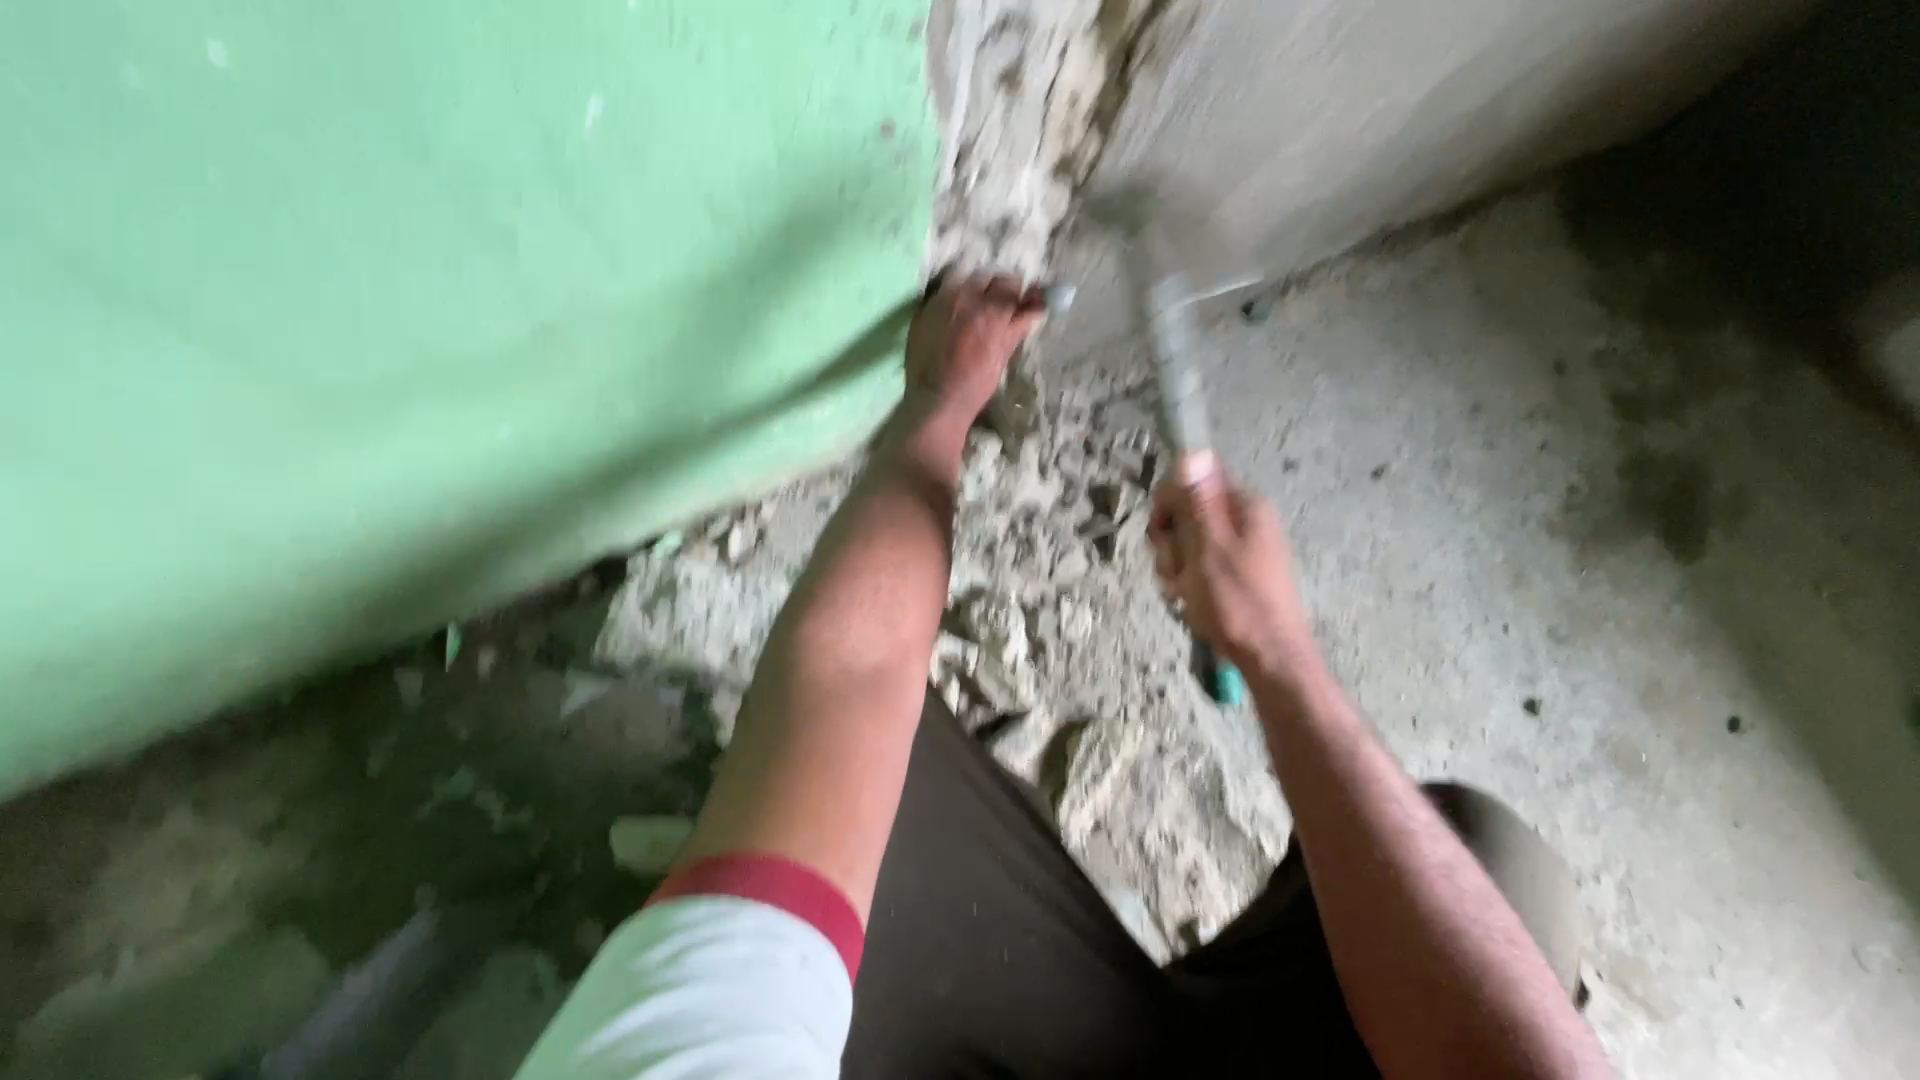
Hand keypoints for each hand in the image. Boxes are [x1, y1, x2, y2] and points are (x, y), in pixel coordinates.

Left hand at [904, 273, 1044, 419]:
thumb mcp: (1004, 354)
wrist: (936, 399)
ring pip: (961, 277)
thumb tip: (1037, 302)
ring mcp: (940, 301)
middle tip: (992, 305)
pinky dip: (950, 297)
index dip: (1015, 290)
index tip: (1015, 301)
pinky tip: (951, 315)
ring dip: (969, 286)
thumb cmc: (976, 383)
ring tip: (970, 306)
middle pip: (985, 276)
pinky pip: (940, 291)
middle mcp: (965, 298)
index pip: (1009, 280)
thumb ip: (1019, 324)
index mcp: (991, 310)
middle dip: (992, 286)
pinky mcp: (923, 310)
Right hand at [1149, 452, 1318, 679]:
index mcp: (1244, 506)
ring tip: (1185, 592)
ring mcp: (1239, 548)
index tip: (1164, 531)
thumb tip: (1192, 451)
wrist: (1268, 657)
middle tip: (1177, 570)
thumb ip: (1198, 501)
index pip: (1194, 477)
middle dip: (1170, 542)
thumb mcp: (1209, 548)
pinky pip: (1196, 564)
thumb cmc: (1237, 603)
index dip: (1170, 501)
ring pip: (1186, 541)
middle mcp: (1244, 520)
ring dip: (1175, 566)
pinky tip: (1191, 602)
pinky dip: (1186, 582)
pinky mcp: (1233, 573)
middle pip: (1186, 511)